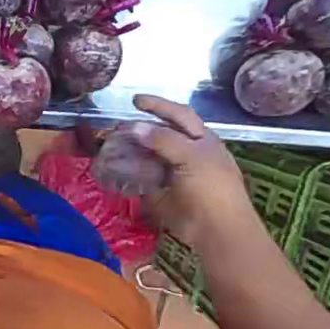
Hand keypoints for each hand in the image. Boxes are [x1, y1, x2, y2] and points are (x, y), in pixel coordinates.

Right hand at [127, 94, 265, 253]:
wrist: (216, 228)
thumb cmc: (211, 187)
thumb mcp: (191, 156)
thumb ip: (163, 139)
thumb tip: (134, 126)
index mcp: (202, 140)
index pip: (179, 115)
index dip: (159, 105)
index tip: (135, 100)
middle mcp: (189, 153)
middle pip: (162, 134)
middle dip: (142, 128)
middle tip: (118, 126)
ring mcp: (175, 173)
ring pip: (150, 156)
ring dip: (133, 150)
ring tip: (113, 145)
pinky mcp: (163, 193)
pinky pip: (143, 178)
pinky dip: (130, 173)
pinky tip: (116, 168)